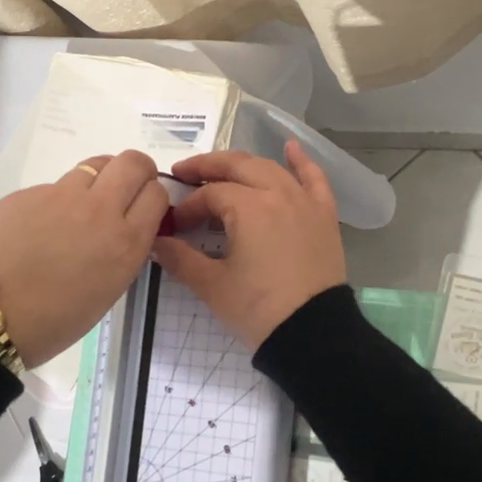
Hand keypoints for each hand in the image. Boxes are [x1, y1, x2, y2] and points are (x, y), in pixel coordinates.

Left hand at [0, 150, 169, 367]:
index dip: (153, 199)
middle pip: (133, 163)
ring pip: (96, 164)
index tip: (144, 211)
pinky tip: (43, 227)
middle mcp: (100, 210)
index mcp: (126, 242)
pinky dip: (61, 199)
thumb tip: (122, 232)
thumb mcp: (107, 292)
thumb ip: (123, 253)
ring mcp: (61, 196)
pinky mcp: (28, 193)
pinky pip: (57, 186)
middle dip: (137, 171)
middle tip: (127, 190)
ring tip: (86, 205)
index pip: (157, 194)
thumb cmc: (53, 321)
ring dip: (101, 178)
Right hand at [152, 141, 346, 347]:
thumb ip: (181, 259)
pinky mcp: (324, 217)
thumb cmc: (259, 310)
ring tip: (223, 169)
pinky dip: (301, 162)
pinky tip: (291, 148)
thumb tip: (156, 243)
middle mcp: (278, 194)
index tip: (174, 226)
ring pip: (271, 169)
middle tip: (184, 174)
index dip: (188, 207)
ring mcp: (305, 203)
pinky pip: (314, 180)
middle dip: (208, 168)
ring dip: (244, 165)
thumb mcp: (213, 286)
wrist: (313, 334)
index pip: (210, 195)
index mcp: (249, 207)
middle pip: (238, 168)